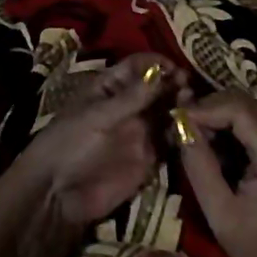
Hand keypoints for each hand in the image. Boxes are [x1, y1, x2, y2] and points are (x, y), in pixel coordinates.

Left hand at [16, 53, 180, 227]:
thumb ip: (131, 98)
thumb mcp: (97, 116)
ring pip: (167, 113)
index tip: (177, 68)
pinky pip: (171, 141)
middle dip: (174, 85)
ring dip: (182, 108)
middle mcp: (128, 105)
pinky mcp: (149, 157)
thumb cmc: (69, 143)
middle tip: (190, 89)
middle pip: (157, 88)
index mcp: (109, 87)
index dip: (157, 64)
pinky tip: (197, 131)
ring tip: (195, 108)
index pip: (137, 66)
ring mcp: (140, 131)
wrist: (59, 191)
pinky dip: (184, 134)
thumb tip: (161, 73)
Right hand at [174, 90, 256, 256]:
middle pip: (241, 103)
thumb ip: (199, 165)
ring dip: (214, 117)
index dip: (204, 109)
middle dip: (207, 110)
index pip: (239, 110)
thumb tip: (179, 124)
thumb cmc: (255, 247)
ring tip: (193, 140)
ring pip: (243, 108)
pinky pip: (247, 122)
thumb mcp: (218, 211)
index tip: (177, 122)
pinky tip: (210, 147)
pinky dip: (223, 126)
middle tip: (182, 131)